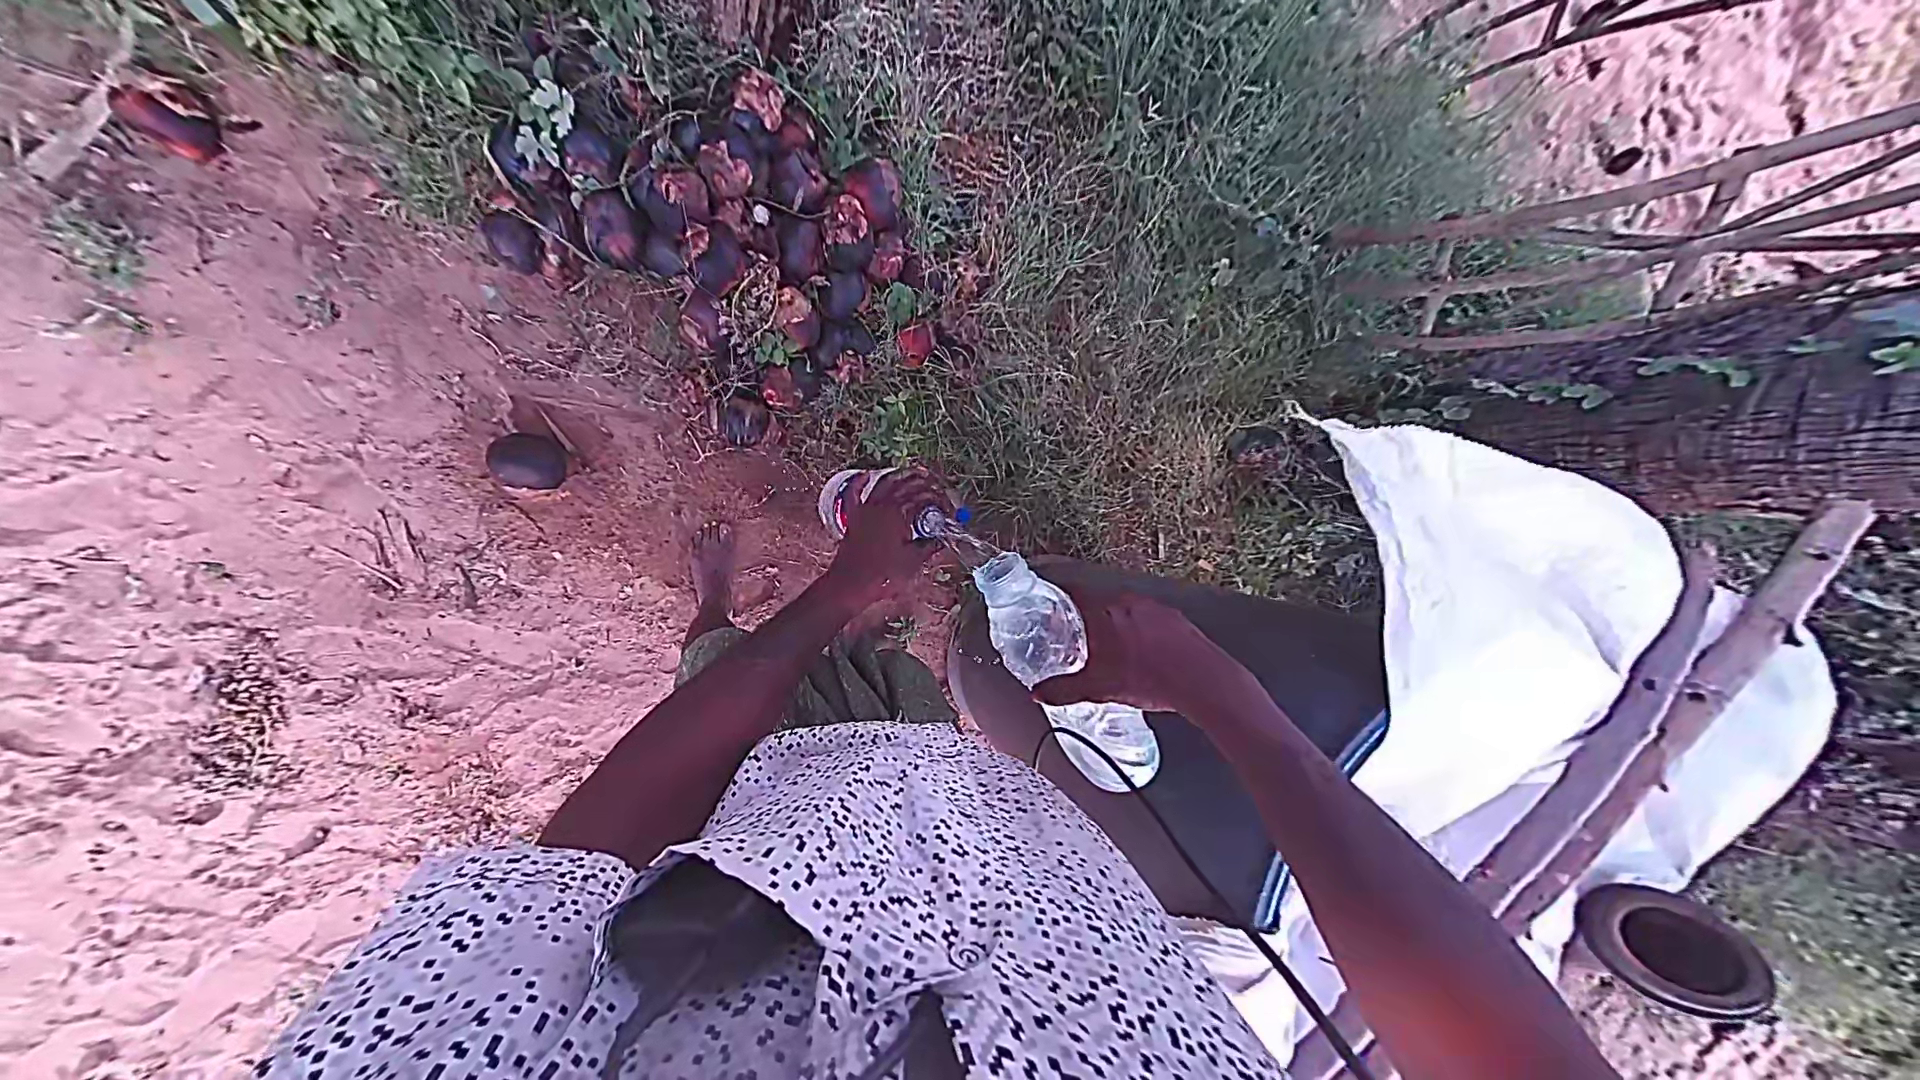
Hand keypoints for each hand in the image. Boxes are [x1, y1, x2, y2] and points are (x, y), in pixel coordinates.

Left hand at [821, 468, 947, 606]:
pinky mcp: (854, 517)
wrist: (851, 584)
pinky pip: (855, 493)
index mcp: (898, 512)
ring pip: (885, 482)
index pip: (924, 497)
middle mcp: (881, 505)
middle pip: (906, 484)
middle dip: (925, 483)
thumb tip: (942, 538)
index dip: (940, 500)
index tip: (948, 509)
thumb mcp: (913, 560)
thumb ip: (930, 545)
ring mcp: (866, 508)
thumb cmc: (883, 574)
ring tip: (913, 473)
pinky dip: (860, 482)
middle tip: (937, 487)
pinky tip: (865, 474)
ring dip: (900, 475)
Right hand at [1032, 585, 1243, 713]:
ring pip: (1126, 609)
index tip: (1056, 598)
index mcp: (1103, 613)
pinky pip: (1150, 617)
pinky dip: (1143, 630)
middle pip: (1100, 602)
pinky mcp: (1174, 616)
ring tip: (1118, 650)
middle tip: (1085, 637)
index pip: (1075, 592)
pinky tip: (1145, 653)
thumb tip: (1040, 694)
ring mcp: (1153, 607)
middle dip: (1091, 617)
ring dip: (1119, 623)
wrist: (1201, 681)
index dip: (1063, 595)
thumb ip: (1064, 690)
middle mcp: (1127, 602)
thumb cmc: (1151, 679)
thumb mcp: (1098, 689)